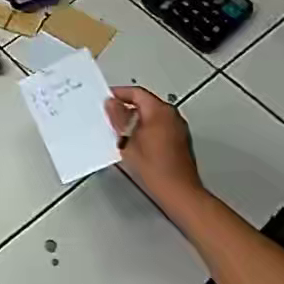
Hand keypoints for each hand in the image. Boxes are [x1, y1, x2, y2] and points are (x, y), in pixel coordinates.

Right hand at [106, 85, 202, 203]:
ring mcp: (178, 127)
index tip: (105, 100)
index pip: (137, 93)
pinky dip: (144, 129)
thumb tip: (111, 103)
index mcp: (160, 111)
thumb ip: (118, 118)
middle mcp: (172, 115)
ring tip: (118, 132)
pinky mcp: (179, 139)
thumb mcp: (127, 141)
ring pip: (151, 115)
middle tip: (108, 117)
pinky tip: (133, 143)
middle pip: (145, 103)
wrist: (178, 190)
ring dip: (134, 119)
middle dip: (125, 108)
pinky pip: (158, 126)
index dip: (118, 94)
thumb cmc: (153, 167)